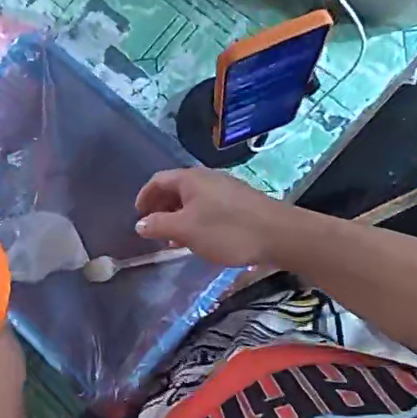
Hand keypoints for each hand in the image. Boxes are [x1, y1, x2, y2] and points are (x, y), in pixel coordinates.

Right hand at [133, 168, 299, 267]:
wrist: (278, 234)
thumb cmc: (227, 230)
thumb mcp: (186, 230)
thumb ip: (159, 225)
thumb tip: (141, 223)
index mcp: (190, 178)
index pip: (158, 180)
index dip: (144, 197)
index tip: (138, 216)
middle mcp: (207, 177)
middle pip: (176, 188)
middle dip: (161, 208)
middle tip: (154, 230)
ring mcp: (225, 188)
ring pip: (193, 199)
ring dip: (179, 216)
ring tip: (175, 240)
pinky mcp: (240, 202)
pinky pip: (209, 206)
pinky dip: (197, 219)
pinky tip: (201, 239)